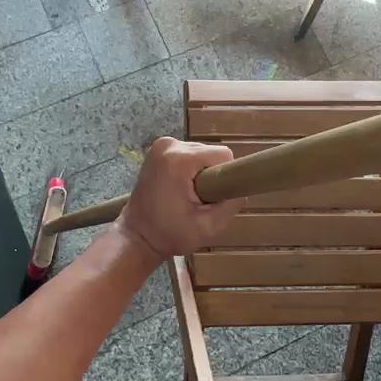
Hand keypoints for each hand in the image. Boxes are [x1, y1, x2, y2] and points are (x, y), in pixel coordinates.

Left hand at [115, 137, 244, 259]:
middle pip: (211, 153)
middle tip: (197, 201)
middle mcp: (170, 144)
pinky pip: (189, 155)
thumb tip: (243, 188)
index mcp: (180, 160)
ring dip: (201, 173)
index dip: (224, 177)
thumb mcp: (208, 227)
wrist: (137, 236)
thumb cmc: (170, 234)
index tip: (212, 197)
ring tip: (187, 196)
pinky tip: (180, 189)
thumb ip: (231, 205)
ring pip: (201, 153)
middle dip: (211, 176)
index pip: (222, 156)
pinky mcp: (159, 149)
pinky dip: (190, 170)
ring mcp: (161, 144)